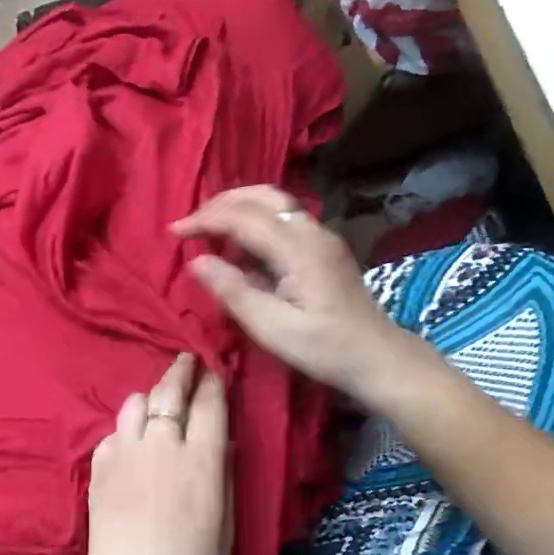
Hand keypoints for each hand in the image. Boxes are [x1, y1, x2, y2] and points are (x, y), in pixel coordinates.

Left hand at [63, 354, 231, 554]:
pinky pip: (113, 433)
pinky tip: (134, 444)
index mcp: (200, 462)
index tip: (216, 371)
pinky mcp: (98, 471)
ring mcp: (124, 457)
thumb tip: (220, 440)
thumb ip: (220, 474)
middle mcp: (160, 448)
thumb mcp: (224, 525)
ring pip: (134, 404)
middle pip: (169, 391)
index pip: (209, 404)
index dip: (214, 383)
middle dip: (181, 371)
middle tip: (188, 362)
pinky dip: (126, 429)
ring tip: (159, 405)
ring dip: (150, 397)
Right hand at [172, 185, 424, 403]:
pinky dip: (254, 219)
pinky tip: (240, 243)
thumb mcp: (273, 328)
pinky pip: (284, 218)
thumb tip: (197, 261)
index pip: (243, 217)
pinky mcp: (324, 248)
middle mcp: (312, 232)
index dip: (205, 220)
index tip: (174, 232)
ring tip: (208, 227)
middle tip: (190, 224)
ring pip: (275, 202)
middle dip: (220, 204)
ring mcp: (322, 237)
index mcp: (299, 249)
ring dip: (238, 207)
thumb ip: (234, 291)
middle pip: (261, 196)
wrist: (379, 358)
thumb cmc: (326, 349)